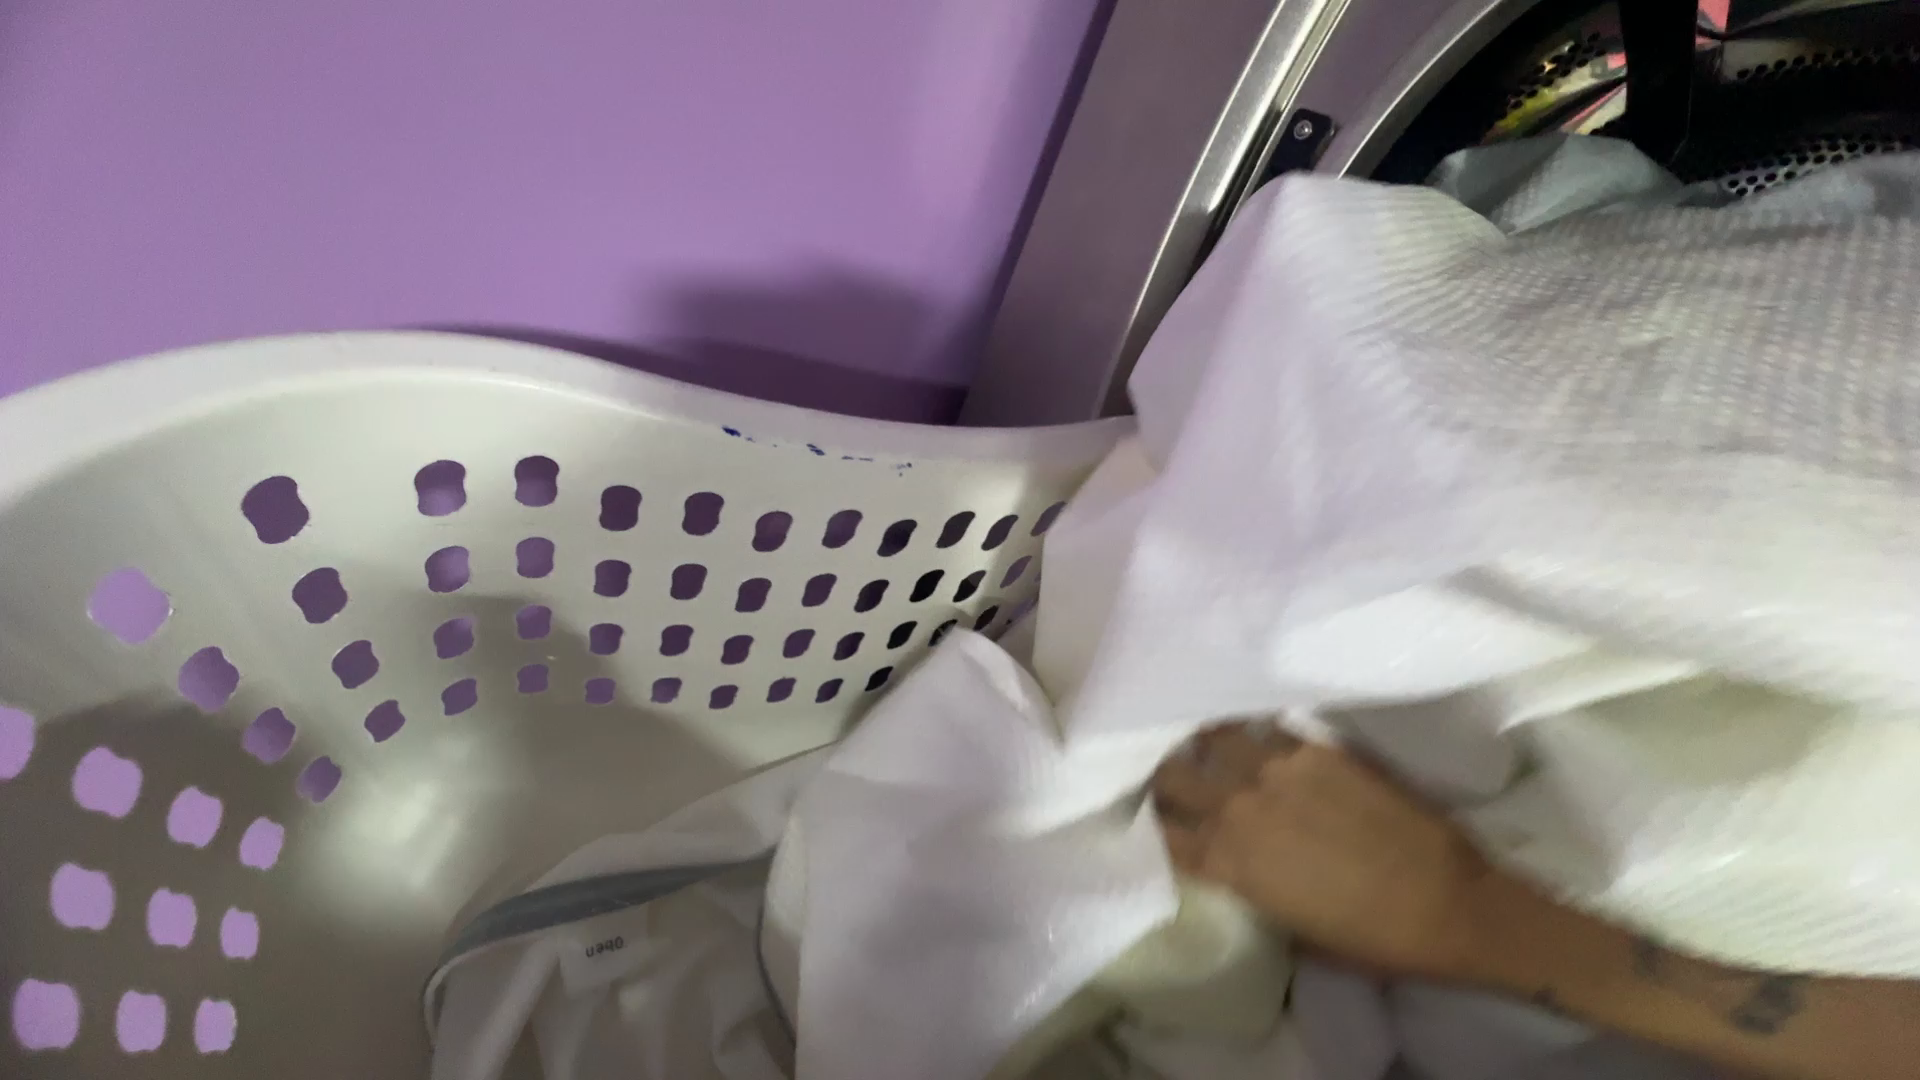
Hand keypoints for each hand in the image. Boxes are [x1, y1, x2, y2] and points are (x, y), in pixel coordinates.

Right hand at [1153, 725, 1493, 979]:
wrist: (1450, 903)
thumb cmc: (1371, 935)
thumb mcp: (1291, 926)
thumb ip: (1248, 883)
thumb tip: (1234, 860)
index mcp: (1229, 862)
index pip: (1163, 832)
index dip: (1152, 821)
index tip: (1152, 813)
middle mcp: (1238, 808)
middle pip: (1172, 775)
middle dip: (1167, 775)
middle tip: (1173, 773)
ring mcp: (1274, 770)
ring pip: (1212, 737)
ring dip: (1206, 743)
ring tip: (1210, 742)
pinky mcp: (1312, 747)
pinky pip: (1263, 727)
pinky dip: (1252, 731)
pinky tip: (1255, 732)